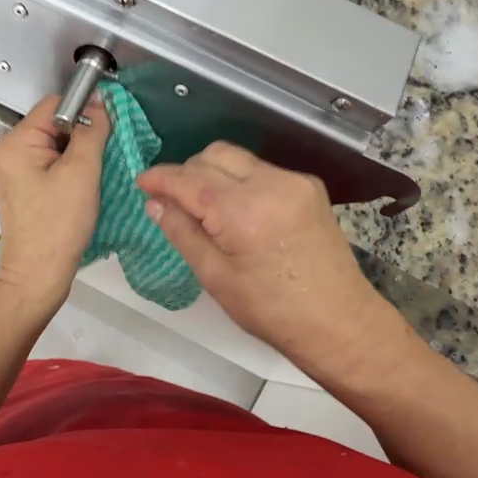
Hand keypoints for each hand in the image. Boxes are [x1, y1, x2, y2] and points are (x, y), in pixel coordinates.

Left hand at [0, 95, 110, 304]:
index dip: (83, 111)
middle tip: (98, 162)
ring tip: (88, 179)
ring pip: (51, 146)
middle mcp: (5, 153)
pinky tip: (77, 189)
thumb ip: (92, 130)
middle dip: (79, 137)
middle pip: (52, 124)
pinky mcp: (18, 190)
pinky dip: (65, 171)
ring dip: (75, 156)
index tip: (106, 131)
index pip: (54, 105)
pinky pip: (45, 166)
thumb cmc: (59, 225)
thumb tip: (99, 103)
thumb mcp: (83, 171)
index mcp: (14, 143)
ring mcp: (9, 173)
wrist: (38, 274)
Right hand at [136, 143, 415, 383]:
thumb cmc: (270, 309)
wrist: (337, 321)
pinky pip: (260, 170)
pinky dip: (237, 181)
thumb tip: (155, 203)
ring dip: (211, 174)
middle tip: (169, 199)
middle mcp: (270, 183)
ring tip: (199, 206)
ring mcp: (294, 182)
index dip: (159, 178)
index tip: (140, 183)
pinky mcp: (308, 188)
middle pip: (214, 156)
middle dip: (185, 172)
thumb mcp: (215, 276)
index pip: (189, 179)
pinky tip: (233, 210)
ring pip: (237, 159)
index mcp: (243, 210)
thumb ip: (182, 232)